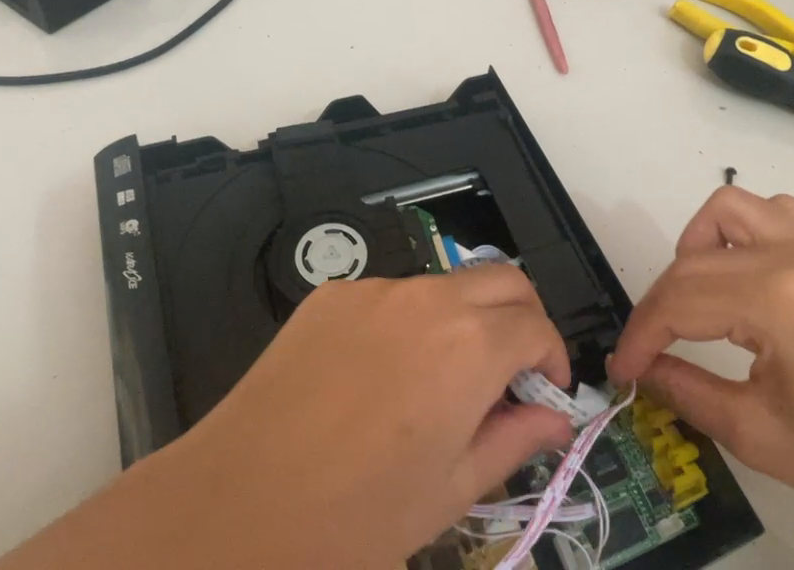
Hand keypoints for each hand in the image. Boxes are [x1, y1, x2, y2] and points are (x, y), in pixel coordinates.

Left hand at [0, 265, 573, 569]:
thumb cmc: (359, 514)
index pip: (537, 326)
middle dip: (520, 320)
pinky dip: (407, 322)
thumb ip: (515, 440)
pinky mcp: (327, 297)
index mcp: (470, 344)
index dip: (550, 361)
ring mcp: (372, 290)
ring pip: (444, 284)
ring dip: (463, 318)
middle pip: (502, 279)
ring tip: (436, 383)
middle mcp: (427, 297)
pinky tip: (377, 378)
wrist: (240, 503)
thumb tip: (554, 418)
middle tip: (507, 376)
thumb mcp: (452, 490)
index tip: (541, 396)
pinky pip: (387, 296)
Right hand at [608, 188, 793, 569]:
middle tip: (651, 350)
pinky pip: (782, 216)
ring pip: (735, 208)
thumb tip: (642, 370)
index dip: (640, 334)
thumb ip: (687, 391)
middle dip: (660, 301)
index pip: (680, 298)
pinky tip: (747, 283)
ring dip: (699, 246)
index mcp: (780, 298)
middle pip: (696, 255)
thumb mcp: (762, 436)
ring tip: (697, 302)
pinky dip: (747, 234)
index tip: (621, 371)